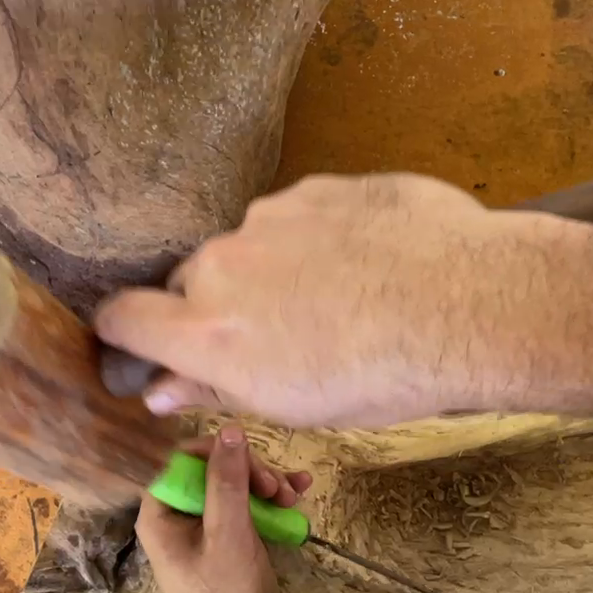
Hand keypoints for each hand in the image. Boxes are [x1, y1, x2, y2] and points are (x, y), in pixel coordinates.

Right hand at [96, 173, 566, 425]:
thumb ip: (215, 387)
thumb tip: (158, 390)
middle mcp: (224, 264)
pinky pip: (296, 215)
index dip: (126, 331)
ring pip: (249, 244)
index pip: (123, 318)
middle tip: (281, 330)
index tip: (145, 340)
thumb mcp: (294, 406)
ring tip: (341, 290)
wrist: (469, 302)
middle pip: (193, 279)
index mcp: (210, 331)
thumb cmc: (385, 377)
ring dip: (273, 266)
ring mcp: (270, 216)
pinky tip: (369, 254)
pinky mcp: (315, 186)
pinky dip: (317, 235)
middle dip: (220, 303)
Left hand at [136, 426, 301, 592]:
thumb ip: (227, 482)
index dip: (217, 452)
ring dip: (267, 482)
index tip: (250, 463)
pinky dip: (273, 497)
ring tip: (294, 495)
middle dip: (250, 470)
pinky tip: (300, 493)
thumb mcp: (228, 537)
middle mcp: (179, 514)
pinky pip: (250, 503)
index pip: (181, 458)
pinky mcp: (230, 536)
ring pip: (236, 482)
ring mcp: (207, 526)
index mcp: (161, 513)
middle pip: (213, 466)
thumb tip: (230, 428)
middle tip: (276, 488)